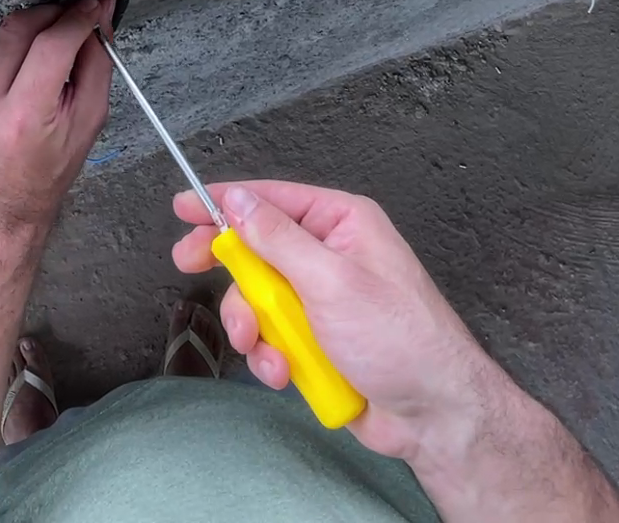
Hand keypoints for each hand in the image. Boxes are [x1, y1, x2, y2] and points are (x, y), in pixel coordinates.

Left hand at [0, 0, 116, 231]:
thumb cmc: (49, 169)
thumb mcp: (89, 120)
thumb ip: (98, 62)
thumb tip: (102, 15)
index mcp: (24, 116)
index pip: (52, 44)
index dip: (77, 17)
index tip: (95, 4)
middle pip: (21, 26)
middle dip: (54, 12)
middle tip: (77, 13)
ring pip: (0, 31)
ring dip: (32, 25)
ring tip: (54, 41)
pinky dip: (10, 44)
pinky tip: (24, 63)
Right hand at [171, 181, 516, 461]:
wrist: (434, 418)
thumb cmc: (396, 337)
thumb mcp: (331, 280)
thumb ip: (277, 239)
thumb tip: (238, 200)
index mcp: (340, 223)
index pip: (272, 200)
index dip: (226, 201)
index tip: (184, 206)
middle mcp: (327, 253)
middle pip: (257, 247)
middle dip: (229, 267)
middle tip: (187, 263)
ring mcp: (319, 297)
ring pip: (257, 296)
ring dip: (252, 325)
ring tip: (261, 347)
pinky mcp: (313, 337)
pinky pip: (270, 334)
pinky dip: (270, 355)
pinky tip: (283, 373)